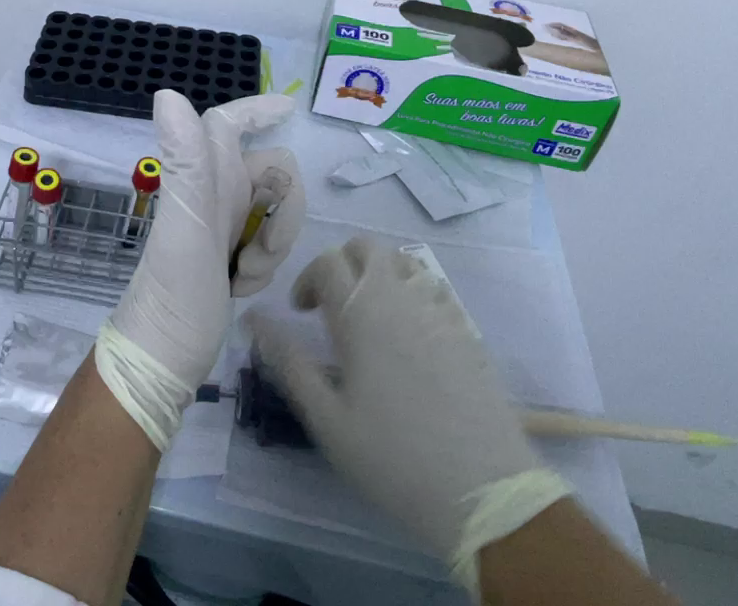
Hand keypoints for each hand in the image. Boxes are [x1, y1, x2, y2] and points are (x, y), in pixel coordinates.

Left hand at [95, 90, 302, 450]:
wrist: (163, 358)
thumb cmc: (175, 295)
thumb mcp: (186, 226)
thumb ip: (184, 162)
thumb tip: (167, 92)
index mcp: (202, 178)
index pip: (228, 124)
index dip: (258, 108)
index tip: (294, 111)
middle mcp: (211, 193)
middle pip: (269, 170)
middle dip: (283, 208)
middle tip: (258, 251)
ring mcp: (220, 224)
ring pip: (272, 209)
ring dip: (273, 242)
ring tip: (244, 277)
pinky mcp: (228, 254)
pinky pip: (266, 242)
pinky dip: (265, 262)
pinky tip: (241, 289)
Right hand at [247, 238, 570, 592]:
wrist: (483, 489)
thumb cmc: (392, 458)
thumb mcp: (327, 419)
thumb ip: (289, 362)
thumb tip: (254, 320)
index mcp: (361, 316)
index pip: (327, 262)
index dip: (307, 279)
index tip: (302, 314)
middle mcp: (400, 300)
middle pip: (367, 247)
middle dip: (341, 264)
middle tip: (332, 308)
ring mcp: (439, 312)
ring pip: (403, 261)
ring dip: (378, 275)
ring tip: (370, 319)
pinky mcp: (466, 331)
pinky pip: (433, 289)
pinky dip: (411, 295)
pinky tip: (408, 339)